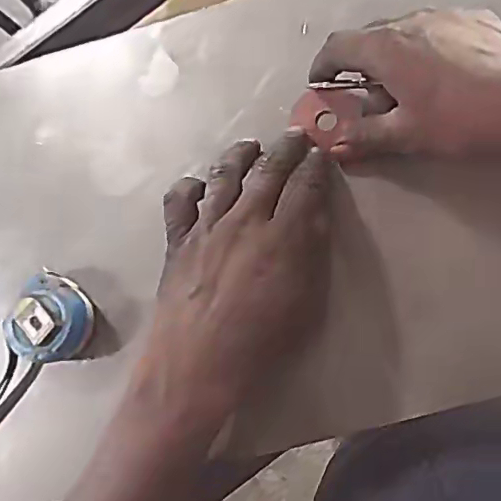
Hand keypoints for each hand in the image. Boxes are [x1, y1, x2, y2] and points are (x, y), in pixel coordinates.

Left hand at [127, 131, 331, 445]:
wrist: (197, 364)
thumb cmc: (263, 341)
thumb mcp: (306, 301)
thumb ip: (311, 252)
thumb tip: (315, 214)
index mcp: (282, 235)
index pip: (305, 186)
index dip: (316, 167)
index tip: (322, 153)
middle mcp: (244, 220)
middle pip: (268, 171)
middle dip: (284, 149)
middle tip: (295, 135)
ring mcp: (207, 227)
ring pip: (224, 176)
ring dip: (240, 156)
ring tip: (250, 146)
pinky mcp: (179, 241)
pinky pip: (181, 201)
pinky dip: (191, 187)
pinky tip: (199, 184)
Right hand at [309, 8, 500, 160]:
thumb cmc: (466, 117)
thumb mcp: (410, 134)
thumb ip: (368, 135)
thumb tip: (339, 142)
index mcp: (386, 47)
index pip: (337, 47)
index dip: (324, 66)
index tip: (323, 83)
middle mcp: (410, 20)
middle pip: (371, 38)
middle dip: (364, 67)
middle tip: (374, 99)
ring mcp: (444, 15)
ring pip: (406, 32)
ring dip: (398, 56)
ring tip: (416, 89)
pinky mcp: (474, 17)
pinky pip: (438, 30)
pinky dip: (430, 48)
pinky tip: (449, 75)